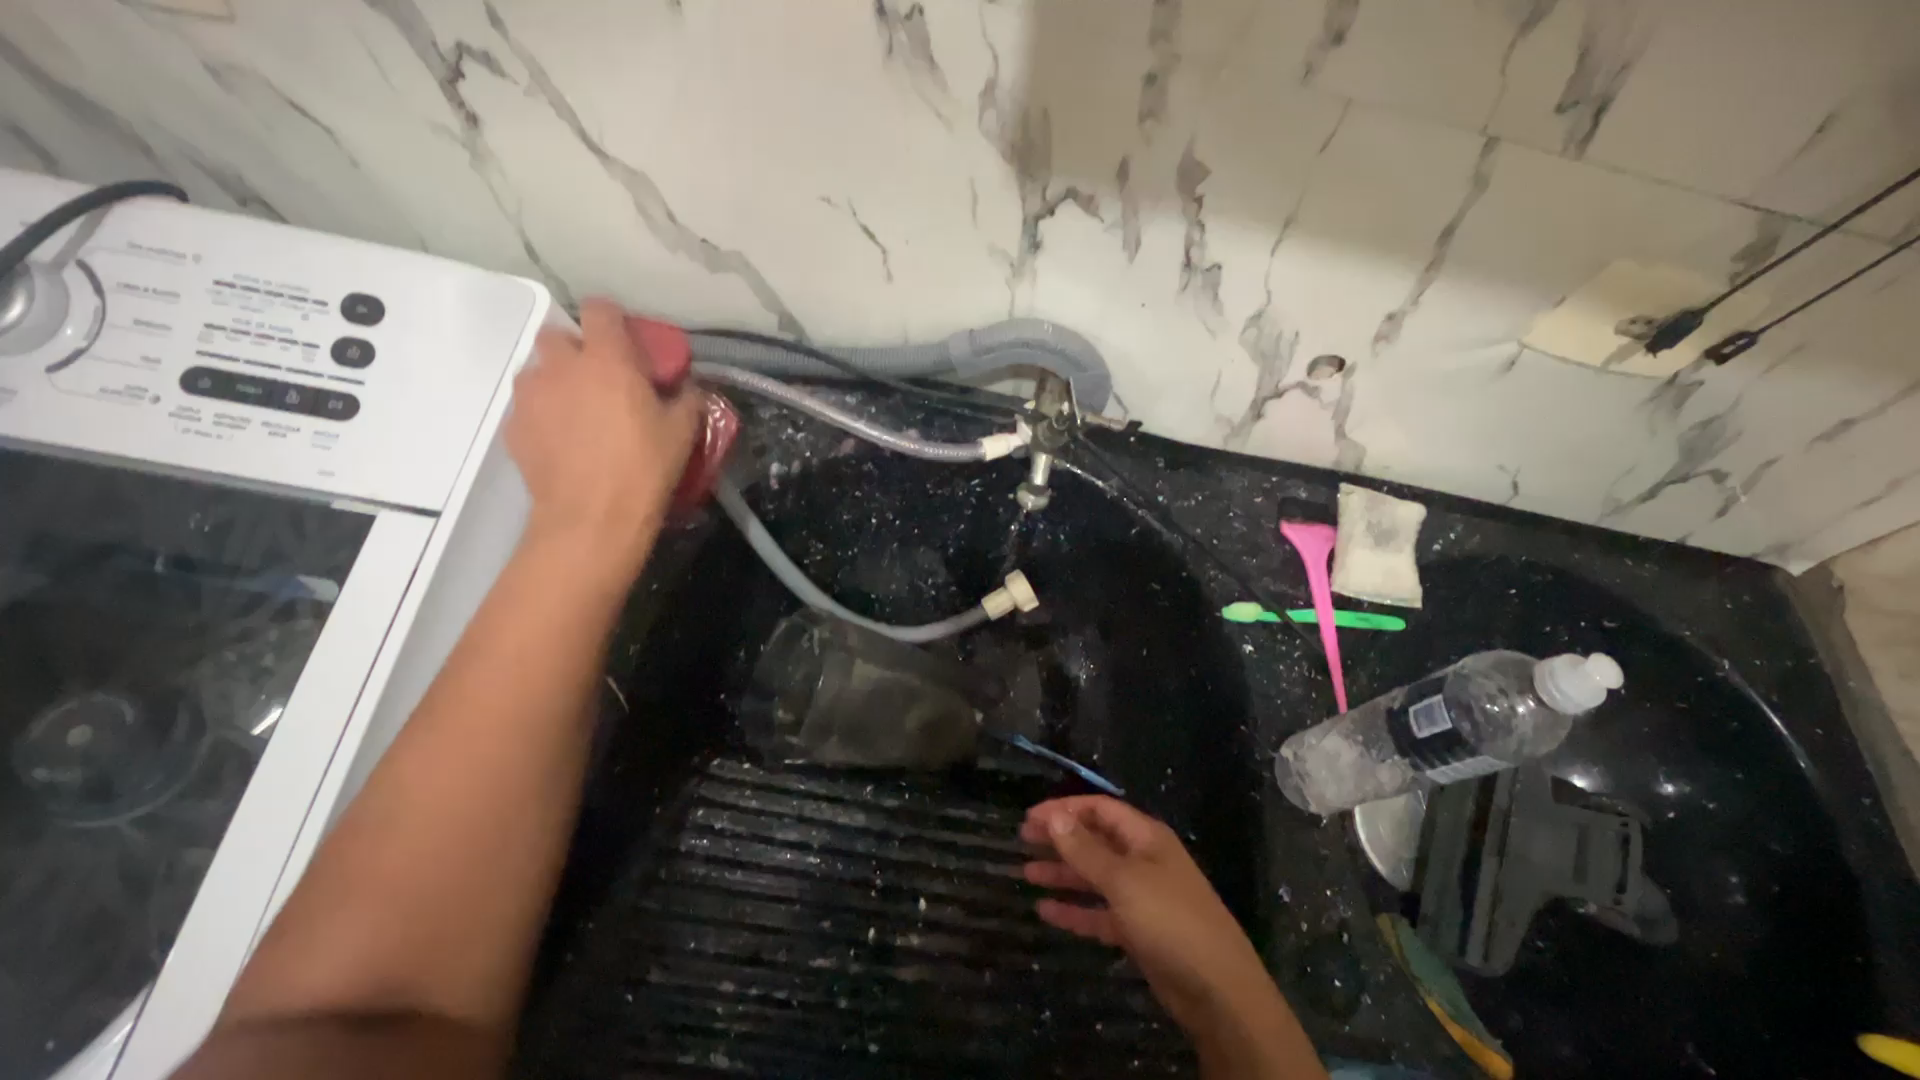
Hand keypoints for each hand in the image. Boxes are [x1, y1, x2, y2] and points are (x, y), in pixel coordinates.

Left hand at [506, 298, 703, 576]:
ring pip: (538, 371)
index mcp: (606, 358)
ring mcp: (531, 395)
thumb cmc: (643, 469)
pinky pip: (528, 407)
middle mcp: (561, 366)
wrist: (591, 519)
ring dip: (556, 381)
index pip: (600, 309)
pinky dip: (543, 415)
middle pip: (557, 335)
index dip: (612, 319)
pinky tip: (562, 442)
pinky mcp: (514, 427)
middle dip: (575, 350)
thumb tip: (686, 387)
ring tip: (577, 412)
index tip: (625, 340)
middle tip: (599, 378)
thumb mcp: (682, 432)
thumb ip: (686, 398)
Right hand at [1023, 798, 1325, 1078]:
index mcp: (1146, 838)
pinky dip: (1075, 911)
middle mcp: (1144, 861)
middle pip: (1096, 841)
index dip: (1064, 809)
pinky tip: (1046, 912)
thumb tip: (1054, 816)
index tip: (1029, 818)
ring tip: (1026, 874)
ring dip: (1063, 874)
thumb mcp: (1123, 880)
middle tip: (1022, 840)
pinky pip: (1100, 913)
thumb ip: (1085, 850)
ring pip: (1095, 878)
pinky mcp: (1139, 931)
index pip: (1100, 809)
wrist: (1217, 988)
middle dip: (1060, 839)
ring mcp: (1143, 897)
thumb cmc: (1169, 920)